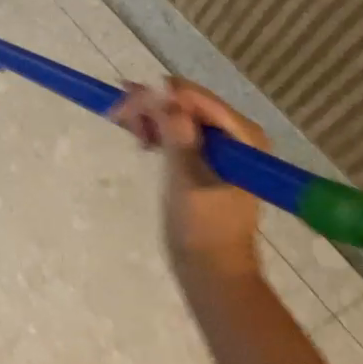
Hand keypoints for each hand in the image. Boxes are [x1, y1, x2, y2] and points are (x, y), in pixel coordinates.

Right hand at [109, 77, 264, 278]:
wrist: (212, 271)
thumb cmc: (202, 228)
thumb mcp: (185, 178)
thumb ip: (177, 133)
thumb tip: (163, 93)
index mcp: (243, 137)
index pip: (196, 98)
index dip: (158, 95)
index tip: (123, 102)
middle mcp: (239, 135)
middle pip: (188, 103)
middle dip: (152, 105)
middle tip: (118, 117)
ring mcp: (225, 147)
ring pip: (182, 115)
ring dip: (152, 116)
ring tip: (128, 129)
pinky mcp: (210, 160)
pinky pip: (182, 132)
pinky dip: (160, 131)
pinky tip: (142, 139)